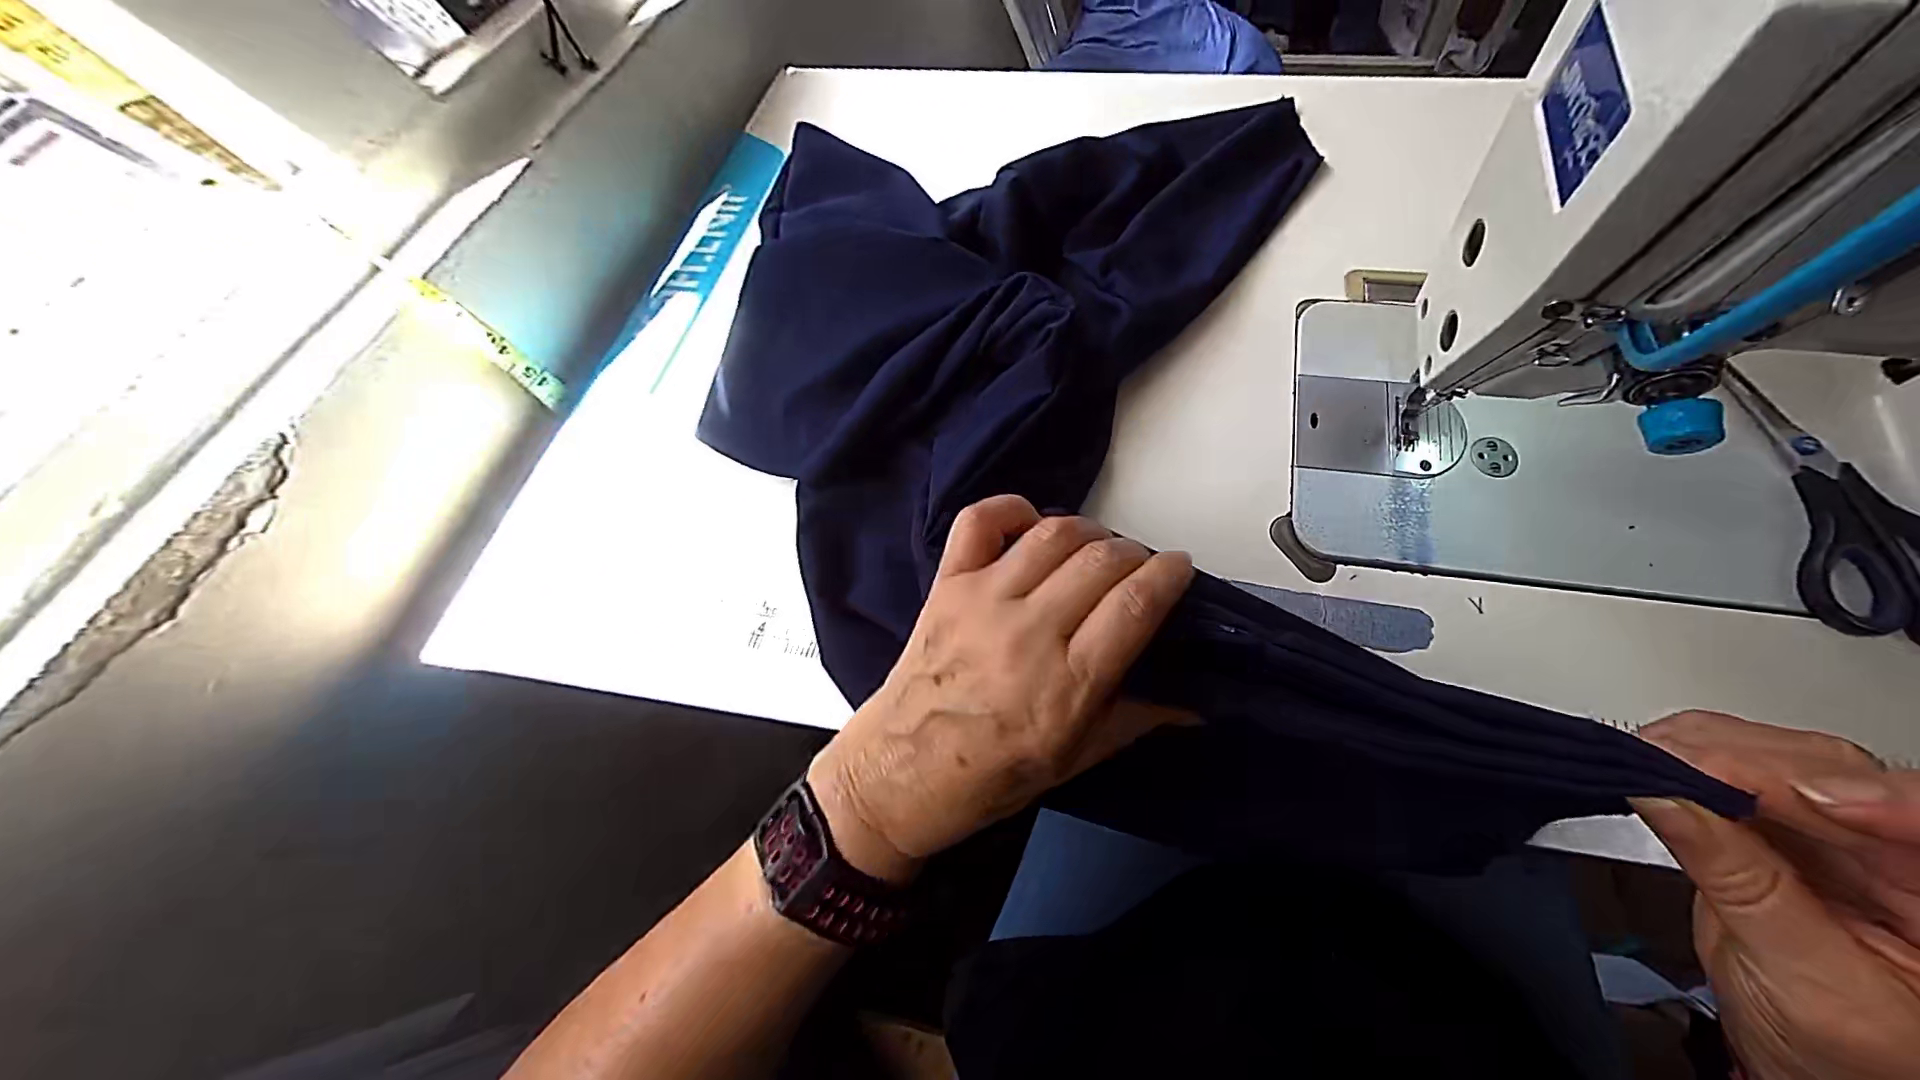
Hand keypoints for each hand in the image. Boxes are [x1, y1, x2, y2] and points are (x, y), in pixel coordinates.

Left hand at [808, 495, 1194, 884]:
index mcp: (1068, 681)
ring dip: (1087, 532)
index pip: (1135, 602)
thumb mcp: (1076, 760)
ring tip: (1094, 550)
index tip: (1179, 568)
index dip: (1169, 574)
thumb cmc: (990, 774)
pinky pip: (980, 522)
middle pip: (1101, 560)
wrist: (903, 770)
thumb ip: (1136, 718)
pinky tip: (1031, 523)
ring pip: (1053, 535)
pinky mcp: (948, 585)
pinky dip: (1011, 509)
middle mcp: (1029, 630)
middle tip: (1136, 569)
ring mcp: (983, 601)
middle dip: (1134, 554)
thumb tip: (1198, 698)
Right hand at [1631, 711, 1919, 1079]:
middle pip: (1836, 772)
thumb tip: (1670, 800)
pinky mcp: (1780, 822)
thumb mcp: (1803, 982)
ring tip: (1645, 760)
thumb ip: (1742, 885)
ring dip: (1703, 751)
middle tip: (1662, 761)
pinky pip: (1736, 768)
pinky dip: (1686, 757)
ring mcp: (1841, 834)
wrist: (1814, 1068)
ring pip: (1779, 755)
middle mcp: (1905, 855)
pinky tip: (1654, 763)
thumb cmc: (1843, 1055)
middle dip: (1748, 760)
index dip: (1874, 797)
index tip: (1800, 791)